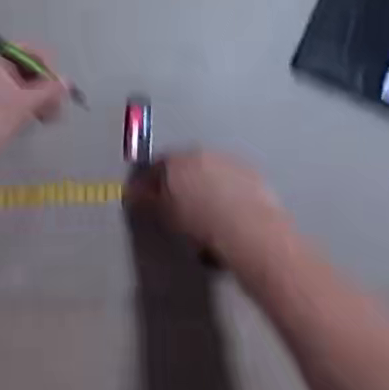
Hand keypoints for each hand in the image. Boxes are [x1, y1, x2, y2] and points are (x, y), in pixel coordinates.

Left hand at [0, 48, 68, 170]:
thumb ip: (47, 91)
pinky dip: (20, 107)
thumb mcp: (22, 106)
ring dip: (33, 99)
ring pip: (15, 87)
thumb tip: (67, 80)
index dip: (46, 66)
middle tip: (56, 110)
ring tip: (45, 119)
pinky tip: (27, 122)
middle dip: (42, 86)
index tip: (59, 90)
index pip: (26, 51)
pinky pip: (4, 99)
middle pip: (22, 69)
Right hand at [130, 149, 291, 266]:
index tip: (146, 200)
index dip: (148, 185)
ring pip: (209, 174)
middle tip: (178, 211)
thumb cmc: (203, 225)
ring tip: (206, 219)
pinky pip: (233, 184)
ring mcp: (230, 163)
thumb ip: (146, 200)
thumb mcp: (164, 216)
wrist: (253, 235)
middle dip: (179, 185)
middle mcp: (202, 154)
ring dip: (205, 189)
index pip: (154, 167)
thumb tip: (134, 194)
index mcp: (176, 159)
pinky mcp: (255, 178)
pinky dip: (228, 196)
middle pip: (183, 167)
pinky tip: (229, 220)